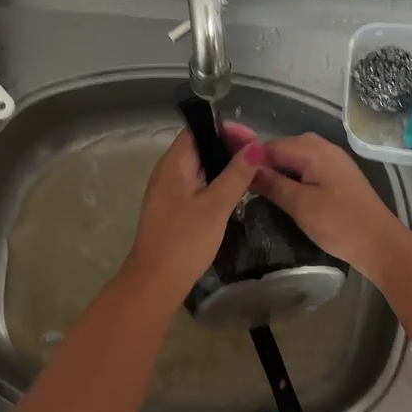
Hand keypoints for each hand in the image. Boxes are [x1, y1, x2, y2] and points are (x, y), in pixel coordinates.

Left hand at [120, 122, 262, 303]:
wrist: (155, 282)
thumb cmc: (185, 241)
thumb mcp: (216, 206)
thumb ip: (236, 175)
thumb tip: (255, 147)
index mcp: (173, 164)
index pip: (197, 130)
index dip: (224, 129)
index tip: (252, 139)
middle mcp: (166, 172)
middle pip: (197, 146)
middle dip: (227, 147)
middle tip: (256, 157)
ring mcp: (166, 191)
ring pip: (197, 167)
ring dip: (222, 166)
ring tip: (250, 173)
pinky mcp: (171, 209)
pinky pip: (194, 184)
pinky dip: (213, 182)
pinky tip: (231, 195)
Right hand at [252, 133, 405, 271]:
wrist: (381, 245)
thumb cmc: (339, 224)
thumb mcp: (300, 205)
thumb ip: (272, 183)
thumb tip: (246, 168)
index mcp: (314, 150)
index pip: (272, 145)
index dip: (253, 160)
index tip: (237, 179)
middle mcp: (324, 148)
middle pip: (284, 149)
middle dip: (266, 166)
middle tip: (250, 190)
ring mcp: (334, 161)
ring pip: (296, 159)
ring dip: (280, 173)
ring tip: (265, 194)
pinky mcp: (339, 176)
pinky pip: (309, 168)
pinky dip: (296, 178)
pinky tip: (289, 196)